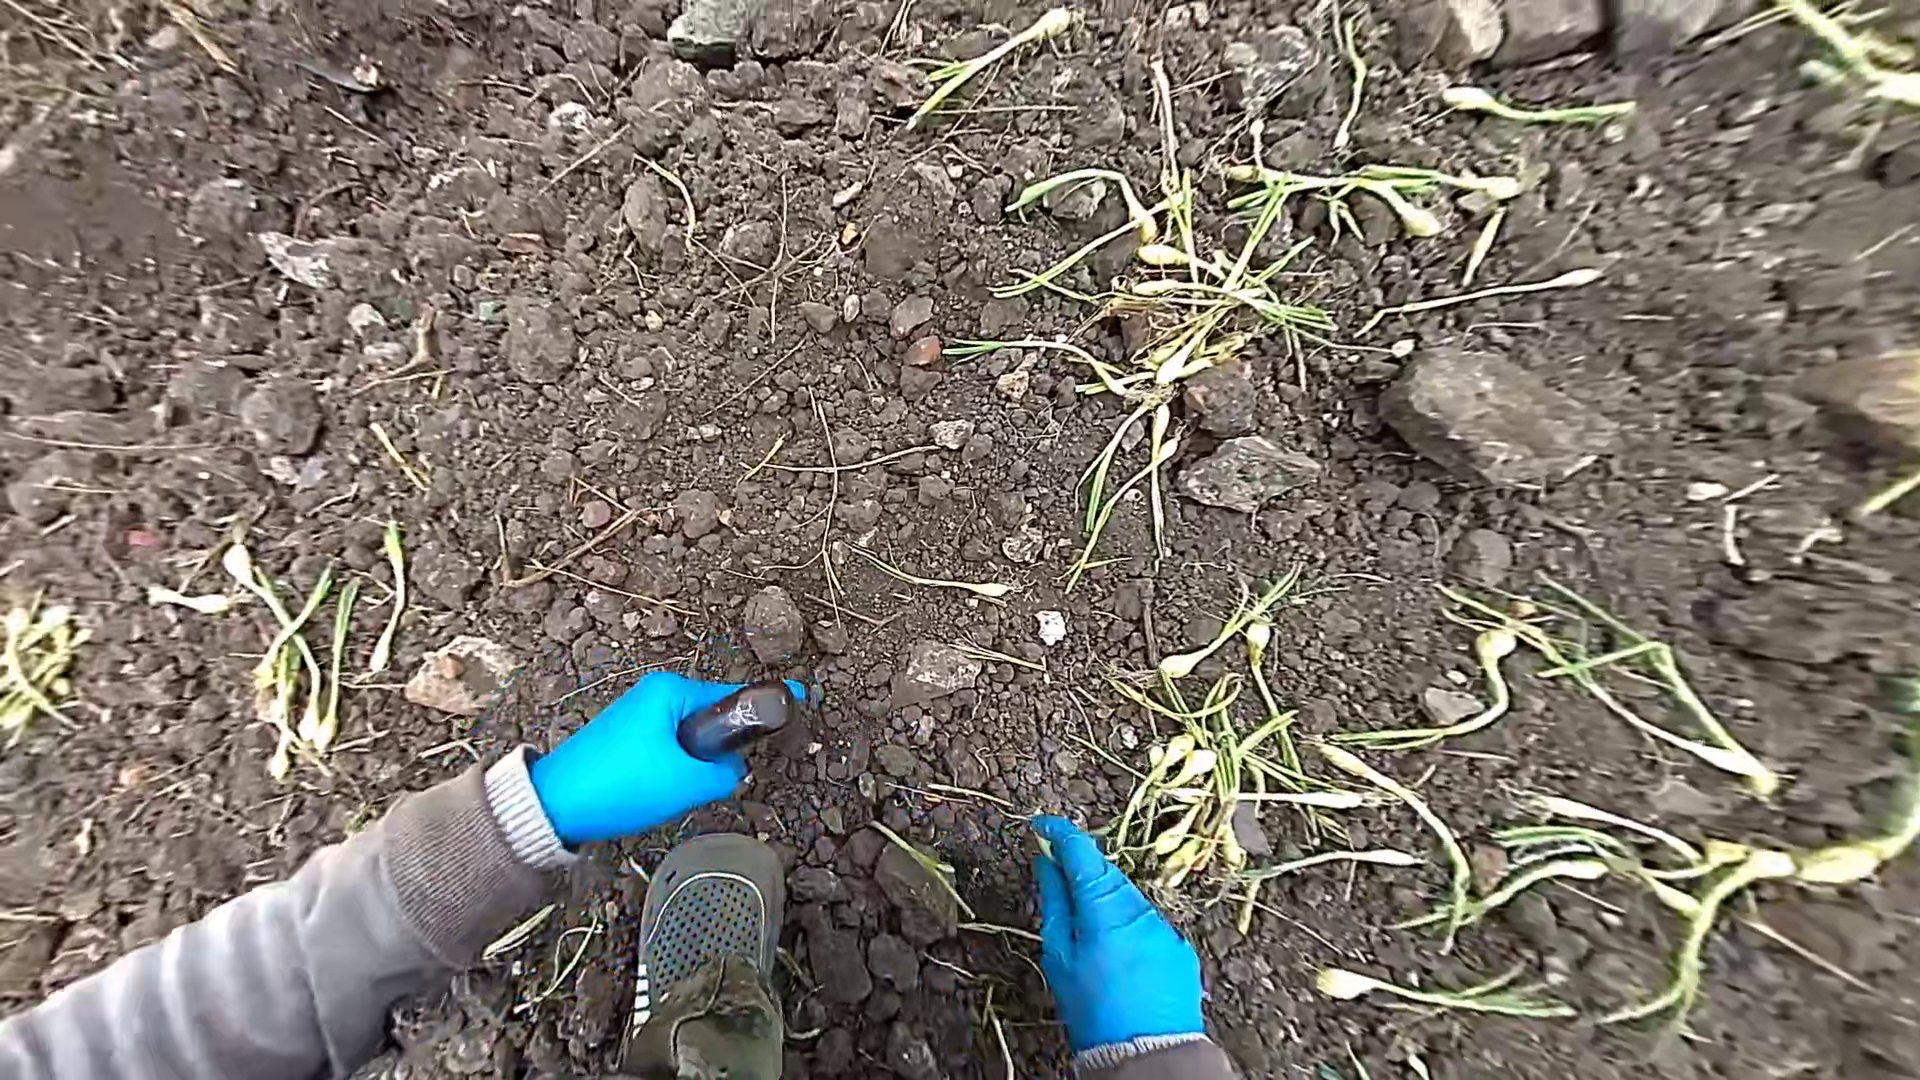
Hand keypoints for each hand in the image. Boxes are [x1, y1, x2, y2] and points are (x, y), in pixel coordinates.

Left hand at [529, 673, 806, 846]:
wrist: (547, 810)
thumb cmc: (621, 785)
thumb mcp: (685, 782)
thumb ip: (724, 774)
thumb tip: (736, 771)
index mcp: (671, 690)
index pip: (731, 694)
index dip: (766, 703)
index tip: (800, 697)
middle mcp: (655, 693)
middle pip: (712, 716)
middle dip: (722, 745)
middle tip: (726, 771)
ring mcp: (639, 713)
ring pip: (690, 734)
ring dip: (697, 758)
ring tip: (688, 785)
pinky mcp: (626, 736)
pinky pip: (670, 743)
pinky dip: (678, 762)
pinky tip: (669, 786)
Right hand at [1032, 816, 1204, 1051]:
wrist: (1150, 1062)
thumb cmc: (1093, 1012)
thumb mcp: (1060, 955)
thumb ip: (1054, 900)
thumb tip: (1046, 860)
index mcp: (1103, 907)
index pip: (1079, 848)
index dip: (1057, 831)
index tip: (1040, 826)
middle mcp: (1137, 906)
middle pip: (1103, 868)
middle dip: (1078, 866)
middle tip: (1055, 874)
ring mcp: (1162, 924)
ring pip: (1124, 891)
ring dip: (1103, 894)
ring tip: (1087, 925)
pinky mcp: (1178, 943)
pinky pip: (1145, 917)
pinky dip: (1126, 918)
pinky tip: (1116, 946)